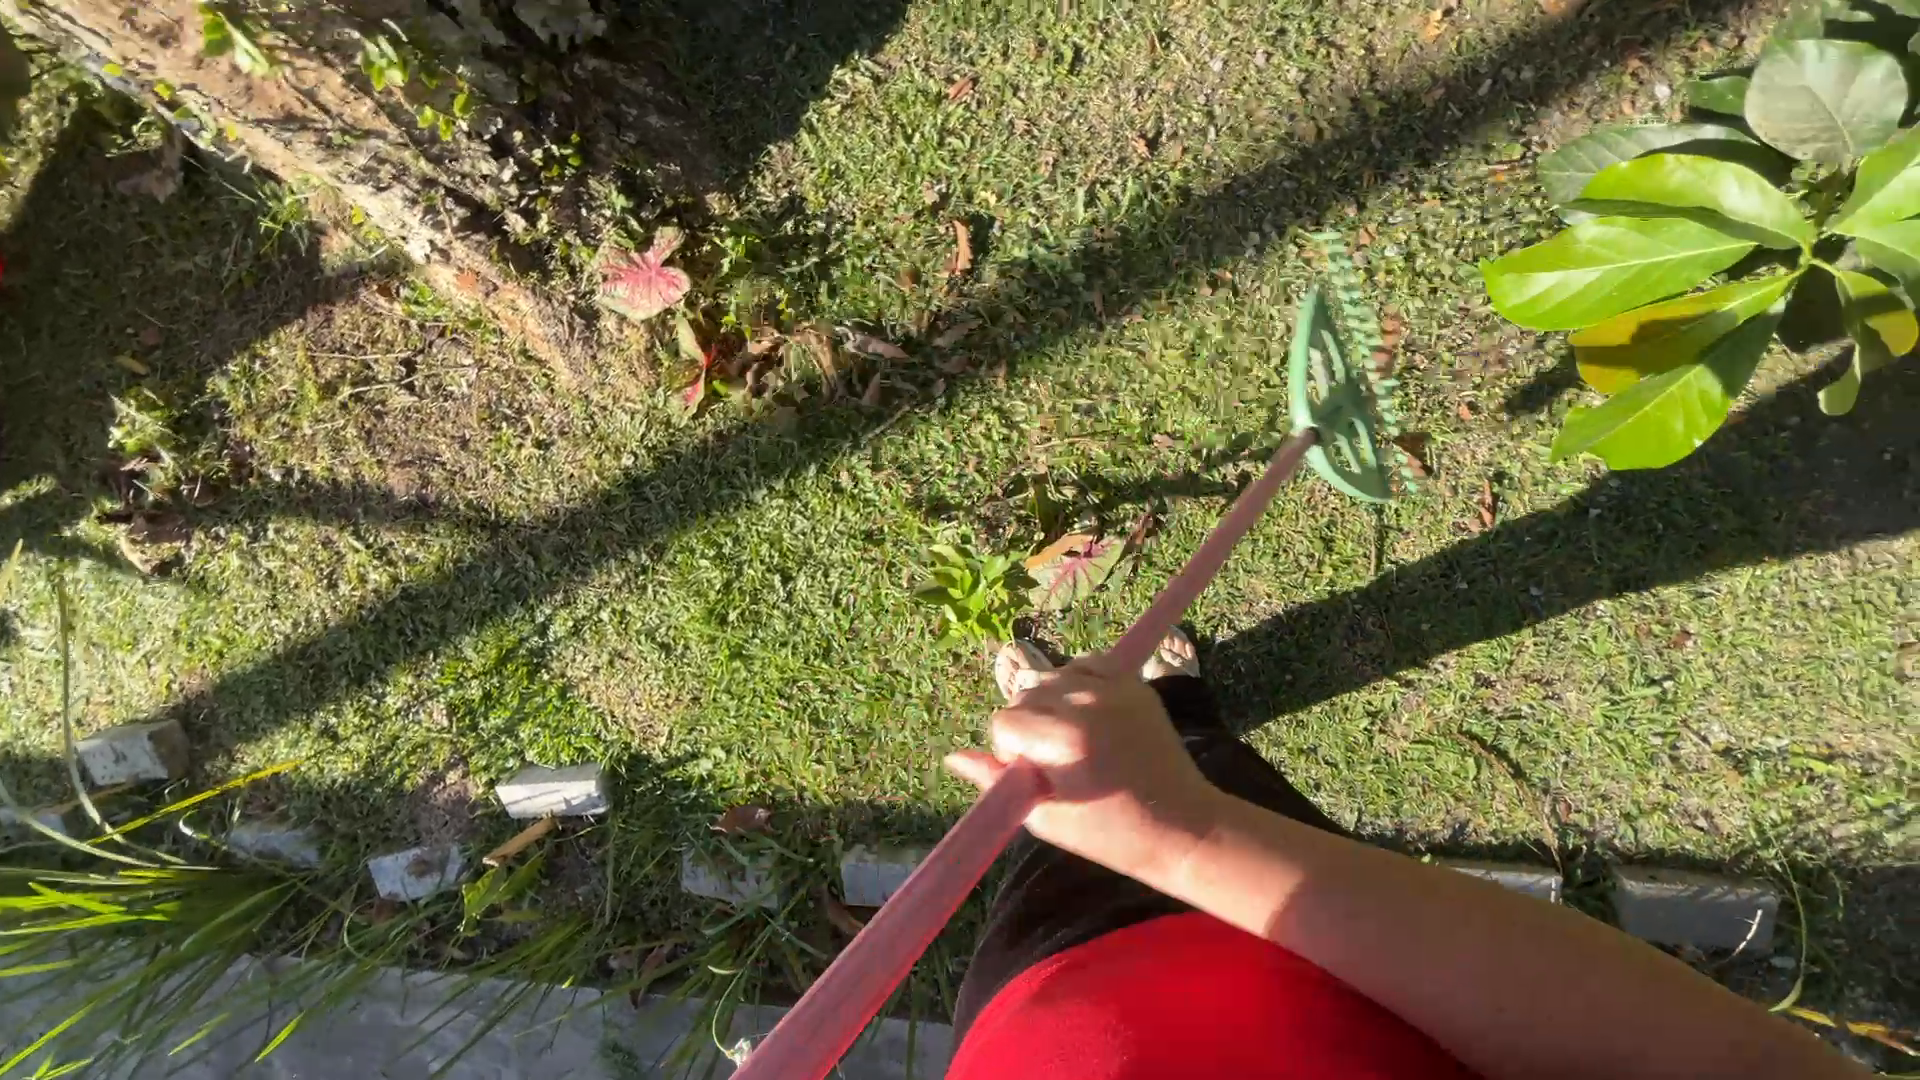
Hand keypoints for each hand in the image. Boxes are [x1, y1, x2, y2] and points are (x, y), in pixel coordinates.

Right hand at [944, 654, 1224, 880]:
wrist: (1183, 824)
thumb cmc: (1110, 833)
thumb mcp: (1045, 817)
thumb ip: (996, 780)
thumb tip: (953, 757)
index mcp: (1062, 739)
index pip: (1003, 722)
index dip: (1011, 752)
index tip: (1036, 775)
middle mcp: (1084, 702)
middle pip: (1023, 694)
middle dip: (1028, 724)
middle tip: (1057, 761)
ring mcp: (1112, 687)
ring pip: (1050, 676)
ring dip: (1050, 703)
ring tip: (1076, 738)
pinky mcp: (1131, 681)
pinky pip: (1083, 664)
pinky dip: (1076, 684)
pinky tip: (1089, 714)